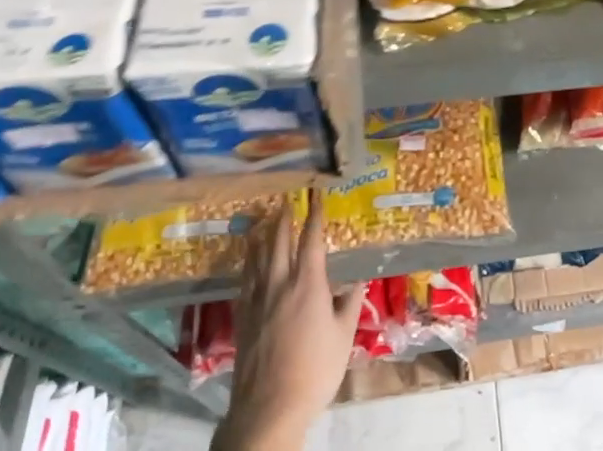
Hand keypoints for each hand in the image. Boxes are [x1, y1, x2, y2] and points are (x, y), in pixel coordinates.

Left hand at [214, 191, 363, 450]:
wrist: (271, 404)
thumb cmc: (316, 369)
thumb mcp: (344, 336)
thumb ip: (350, 304)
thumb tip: (359, 281)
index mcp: (308, 285)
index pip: (311, 241)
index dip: (314, 217)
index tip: (316, 198)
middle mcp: (280, 285)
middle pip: (278, 243)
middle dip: (283, 220)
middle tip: (285, 202)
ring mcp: (257, 301)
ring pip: (257, 259)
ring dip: (261, 237)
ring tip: (262, 223)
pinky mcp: (243, 318)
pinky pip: (244, 281)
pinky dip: (247, 265)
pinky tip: (247, 263)